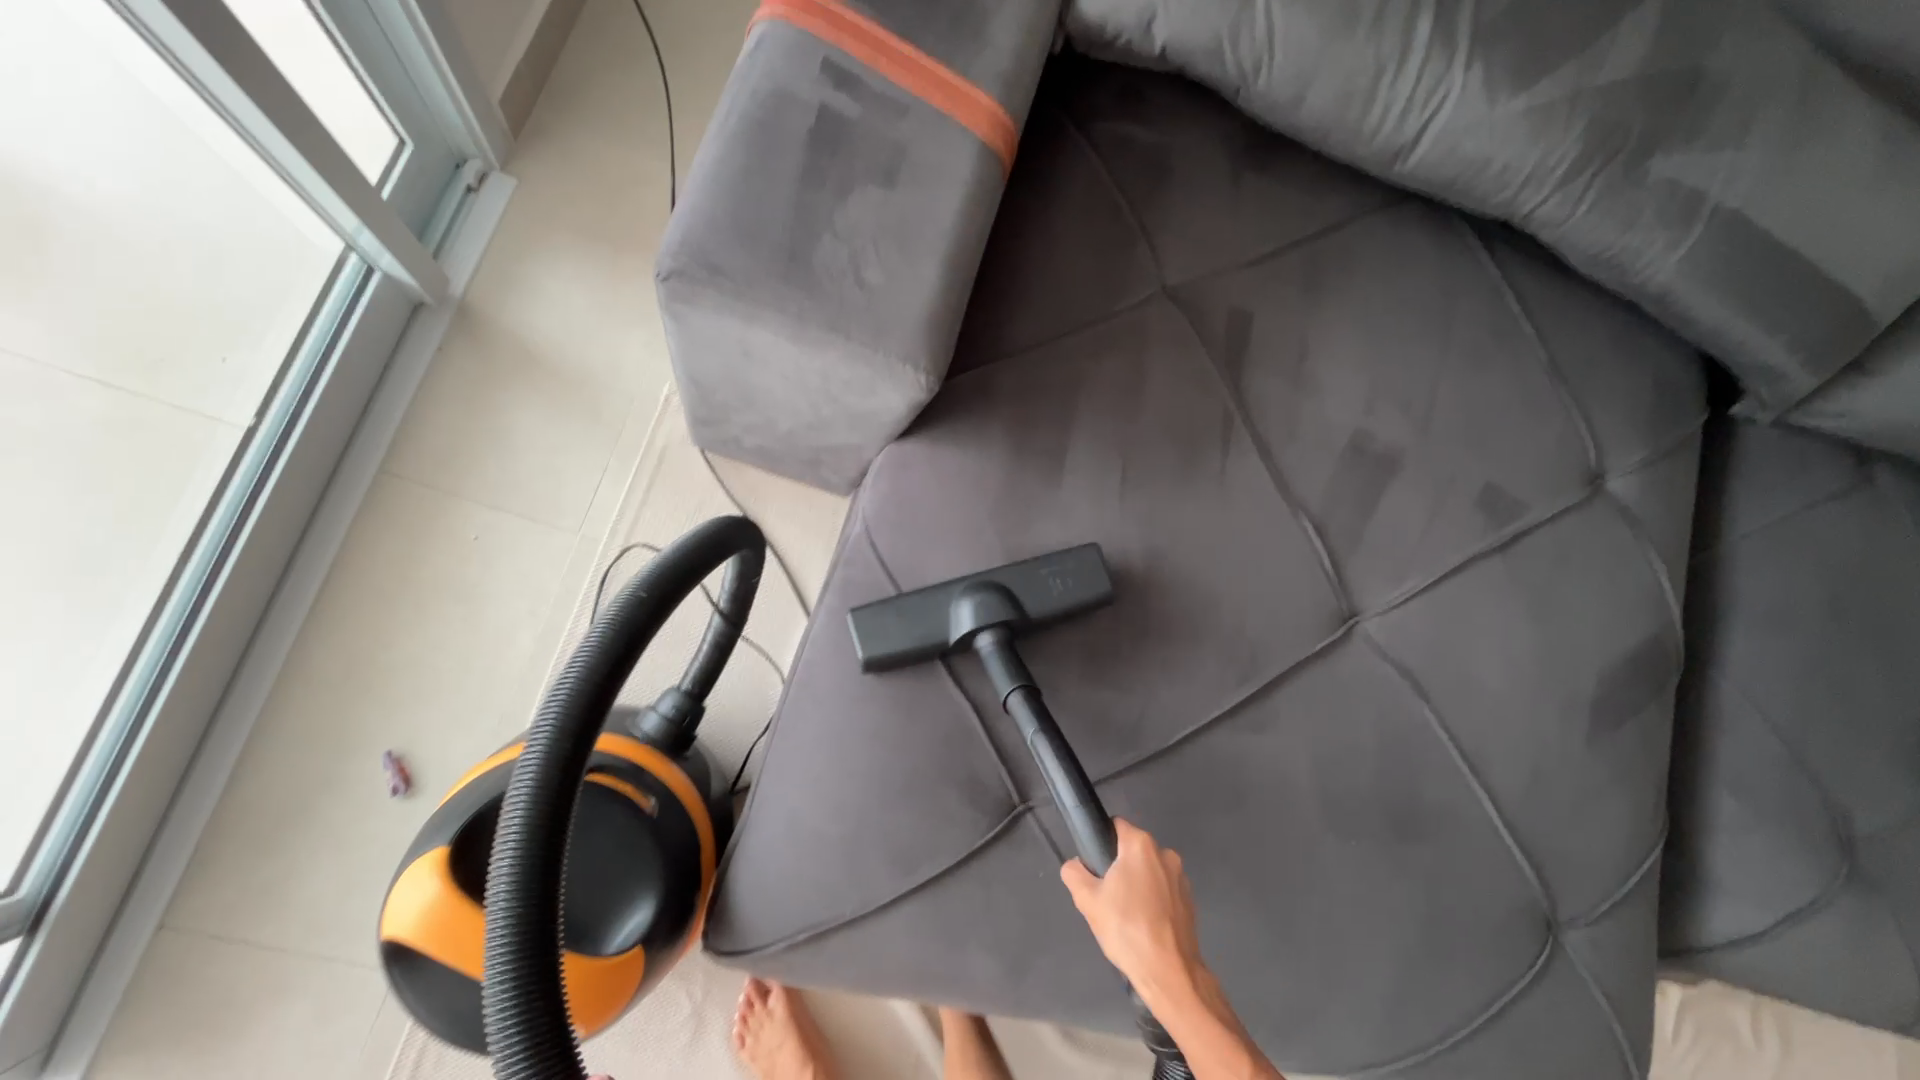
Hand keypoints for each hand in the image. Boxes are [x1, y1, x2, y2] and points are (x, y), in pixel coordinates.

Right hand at [1060, 819, 1202, 1001]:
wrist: (1169, 971)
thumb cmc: (1126, 929)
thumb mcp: (1087, 900)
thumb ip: (1074, 873)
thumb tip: (1076, 865)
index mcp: (1141, 845)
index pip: (1115, 826)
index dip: (1100, 842)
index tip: (1094, 867)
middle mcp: (1165, 854)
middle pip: (1132, 851)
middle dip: (1117, 868)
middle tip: (1104, 897)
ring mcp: (1181, 878)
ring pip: (1148, 873)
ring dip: (1136, 886)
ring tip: (1124, 917)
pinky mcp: (1190, 900)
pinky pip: (1163, 891)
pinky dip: (1152, 902)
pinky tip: (1144, 926)